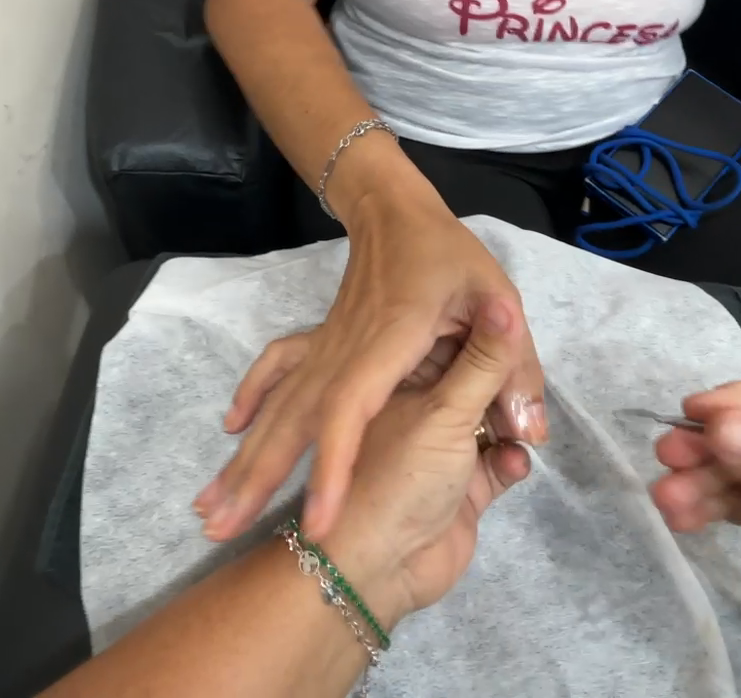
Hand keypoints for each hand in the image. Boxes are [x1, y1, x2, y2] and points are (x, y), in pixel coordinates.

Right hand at [196, 183, 547, 540]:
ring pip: (281, 401)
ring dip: (246, 451)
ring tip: (211, 505)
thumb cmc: (447, 255)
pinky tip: (233, 426)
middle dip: (259, 475)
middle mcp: (345, 348)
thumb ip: (512, 363)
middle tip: (219, 530)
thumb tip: (529, 432)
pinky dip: (254, 396)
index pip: (351, 408)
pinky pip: (279, 369)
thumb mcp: (495, 297)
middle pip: (297, 415)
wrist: (394, 210)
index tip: (318, 522)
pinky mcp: (322, 340)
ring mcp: (326, 343)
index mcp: (389, 340)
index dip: (334, 465)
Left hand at [315, 330, 533, 625]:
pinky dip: (510, 460)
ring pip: (489, 419)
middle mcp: (418, 404)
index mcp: (398, 376)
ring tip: (528, 423)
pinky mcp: (464, 486)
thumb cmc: (400, 474)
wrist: (379, 570)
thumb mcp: (445, 411)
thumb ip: (483, 362)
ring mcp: (441, 446)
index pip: (448, 340)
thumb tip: (504, 301)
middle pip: (474, 379)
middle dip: (506, 382)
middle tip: (531, 382)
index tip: (514, 324)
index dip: (483, 332)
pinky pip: (497, 462)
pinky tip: (518, 461)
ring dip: (512, 422)